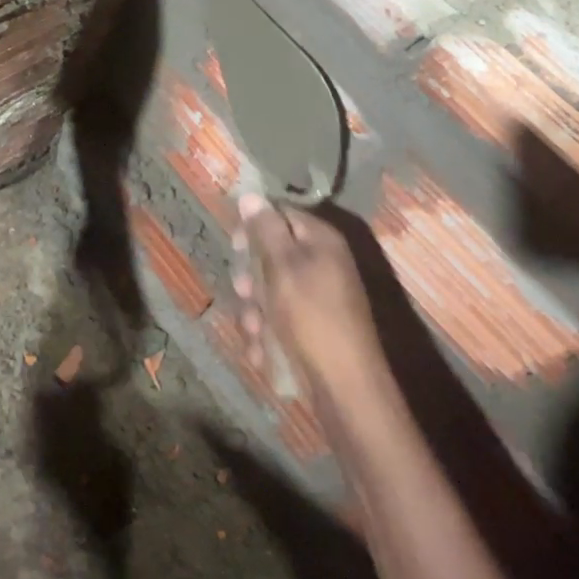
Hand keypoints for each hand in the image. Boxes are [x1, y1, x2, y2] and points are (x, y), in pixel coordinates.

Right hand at [235, 194, 383, 389]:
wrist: (343, 384)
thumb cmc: (311, 316)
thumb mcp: (283, 266)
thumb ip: (265, 229)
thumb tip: (251, 195)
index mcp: (320, 240)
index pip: (280, 214)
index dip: (253, 226)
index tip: (235, 246)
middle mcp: (321, 263)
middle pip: (270, 255)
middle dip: (251, 279)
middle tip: (246, 293)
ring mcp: (316, 298)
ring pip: (268, 292)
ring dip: (255, 312)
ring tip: (258, 332)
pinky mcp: (309, 327)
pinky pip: (277, 320)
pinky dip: (266, 335)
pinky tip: (263, 352)